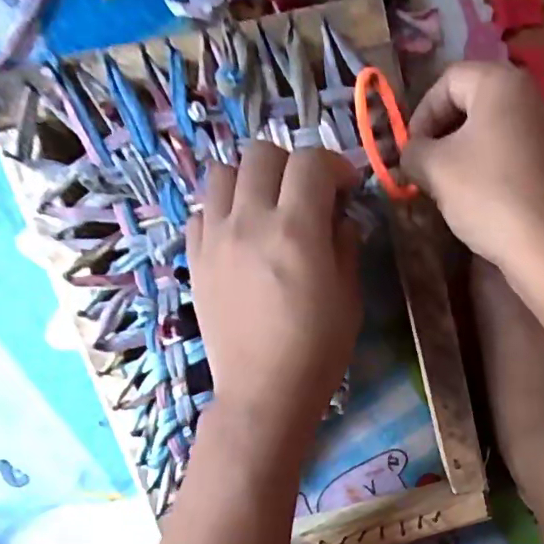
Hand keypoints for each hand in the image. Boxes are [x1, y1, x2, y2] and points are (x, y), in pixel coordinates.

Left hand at [187, 143, 362, 423]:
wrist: (264, 390)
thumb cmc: (318, 351)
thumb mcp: (349, 299)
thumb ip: (345, 247)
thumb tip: (339, 218)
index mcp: (296, 230)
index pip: (312, 163)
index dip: (336, 165)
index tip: (348, 187)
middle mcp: (249, 220)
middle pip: (263, 153)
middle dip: (293, 166)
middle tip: (310, 197)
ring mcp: (215, 236)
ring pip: (224, 171)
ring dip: (253, 180)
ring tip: (269, 210)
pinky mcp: (195, 256)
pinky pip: (203, 209)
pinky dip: (225, 209)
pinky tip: (243, 236)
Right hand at [402, 63, 543, 268]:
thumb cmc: (488, 195)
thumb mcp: (435, 169)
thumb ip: (413, 151)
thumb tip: (410, 154)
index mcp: (500, 82)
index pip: (447, 81)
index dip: (422, 114)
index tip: (411, 151)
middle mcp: (530, 98)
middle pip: (472, 105)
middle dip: (442, 135)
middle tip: (426, 169)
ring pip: (491, 134)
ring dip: (464, 156)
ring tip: (448, 188)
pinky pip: (511, 158)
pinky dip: (489, 172)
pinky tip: (478, 201)